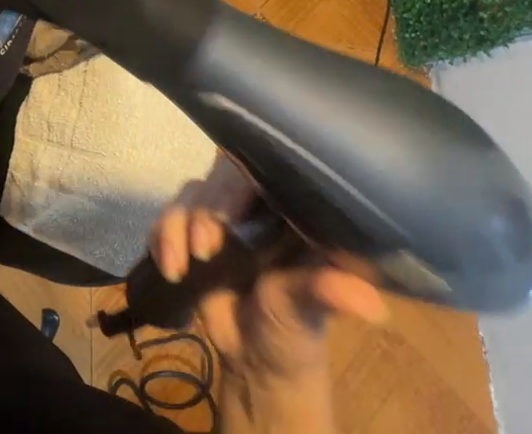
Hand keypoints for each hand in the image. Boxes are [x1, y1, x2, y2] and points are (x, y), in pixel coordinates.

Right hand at [151, 158, 386, 381]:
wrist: (255, 362)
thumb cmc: (295, 331)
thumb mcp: (308, 311)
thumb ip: (324, 293)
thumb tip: (370, 304)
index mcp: (294, 209)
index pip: (268, 168)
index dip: (242, 181)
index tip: (227, 215)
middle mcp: (257, 203)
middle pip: (221, 176)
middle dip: (205, 209)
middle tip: (204, 251)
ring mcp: (222, 215)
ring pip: (191, 193)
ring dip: (177, 226)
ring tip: (179, 268)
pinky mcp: (191, 230)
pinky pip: (167, 215)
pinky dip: (161, 237)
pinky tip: (168, 268)